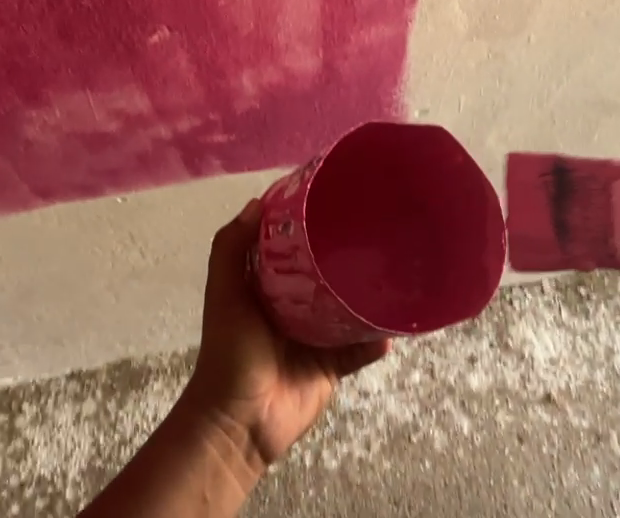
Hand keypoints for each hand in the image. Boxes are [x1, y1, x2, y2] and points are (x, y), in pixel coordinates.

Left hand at [180, 199, 390, 469]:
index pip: (292, 246)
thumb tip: (257, 202)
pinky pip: (361, 349)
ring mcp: (316, 336)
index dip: (309, 224)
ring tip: (396, 272)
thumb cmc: (229, 351)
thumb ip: (231, 248)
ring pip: (349, 309)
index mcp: (268, 285)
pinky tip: (393, 325)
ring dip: (369, 296)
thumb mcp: (224, 292)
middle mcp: (295, 306)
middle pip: (326, 274)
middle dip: (347, 257)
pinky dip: (376, 339)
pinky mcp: (333, 366)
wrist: (241, 422)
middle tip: (377, 232)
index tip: (334, 197)